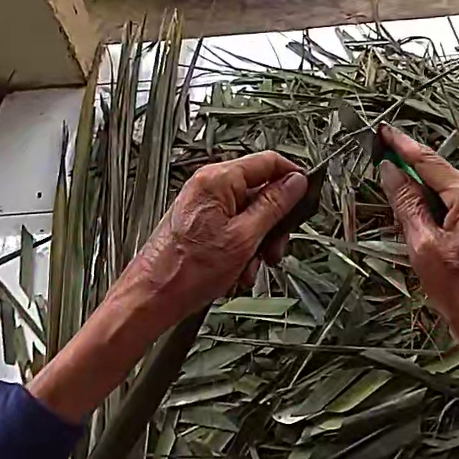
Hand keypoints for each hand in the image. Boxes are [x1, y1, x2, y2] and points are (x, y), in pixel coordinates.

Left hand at [102, 150, 307, 341]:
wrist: (153, 297)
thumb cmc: (185, 270)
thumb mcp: (245, 237)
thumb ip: (274, 206)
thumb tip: (296, 183)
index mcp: (218, 180)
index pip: (269, 161)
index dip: (292, 178)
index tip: (306, 197)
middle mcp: (208, 186)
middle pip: (260, 192)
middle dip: (273, 224)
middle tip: (275, 247)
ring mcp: (203, 206)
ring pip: (249, 216)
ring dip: (258, 244)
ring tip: (251, 266)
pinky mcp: (199, 225)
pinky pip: (233, 230)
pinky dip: (241, 251)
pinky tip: (236, 271)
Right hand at [378, 125, 458, 372]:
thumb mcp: (424, 246)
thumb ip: (407, 204)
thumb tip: (391, 174)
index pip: (430, 162)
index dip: (403, 146)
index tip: (384, 132)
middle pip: (441, 176)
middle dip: (412, 172)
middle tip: (383, 168)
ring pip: (450, 193)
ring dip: (424, 195)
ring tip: (400, 206)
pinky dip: (438, 209)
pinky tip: (423, 223)